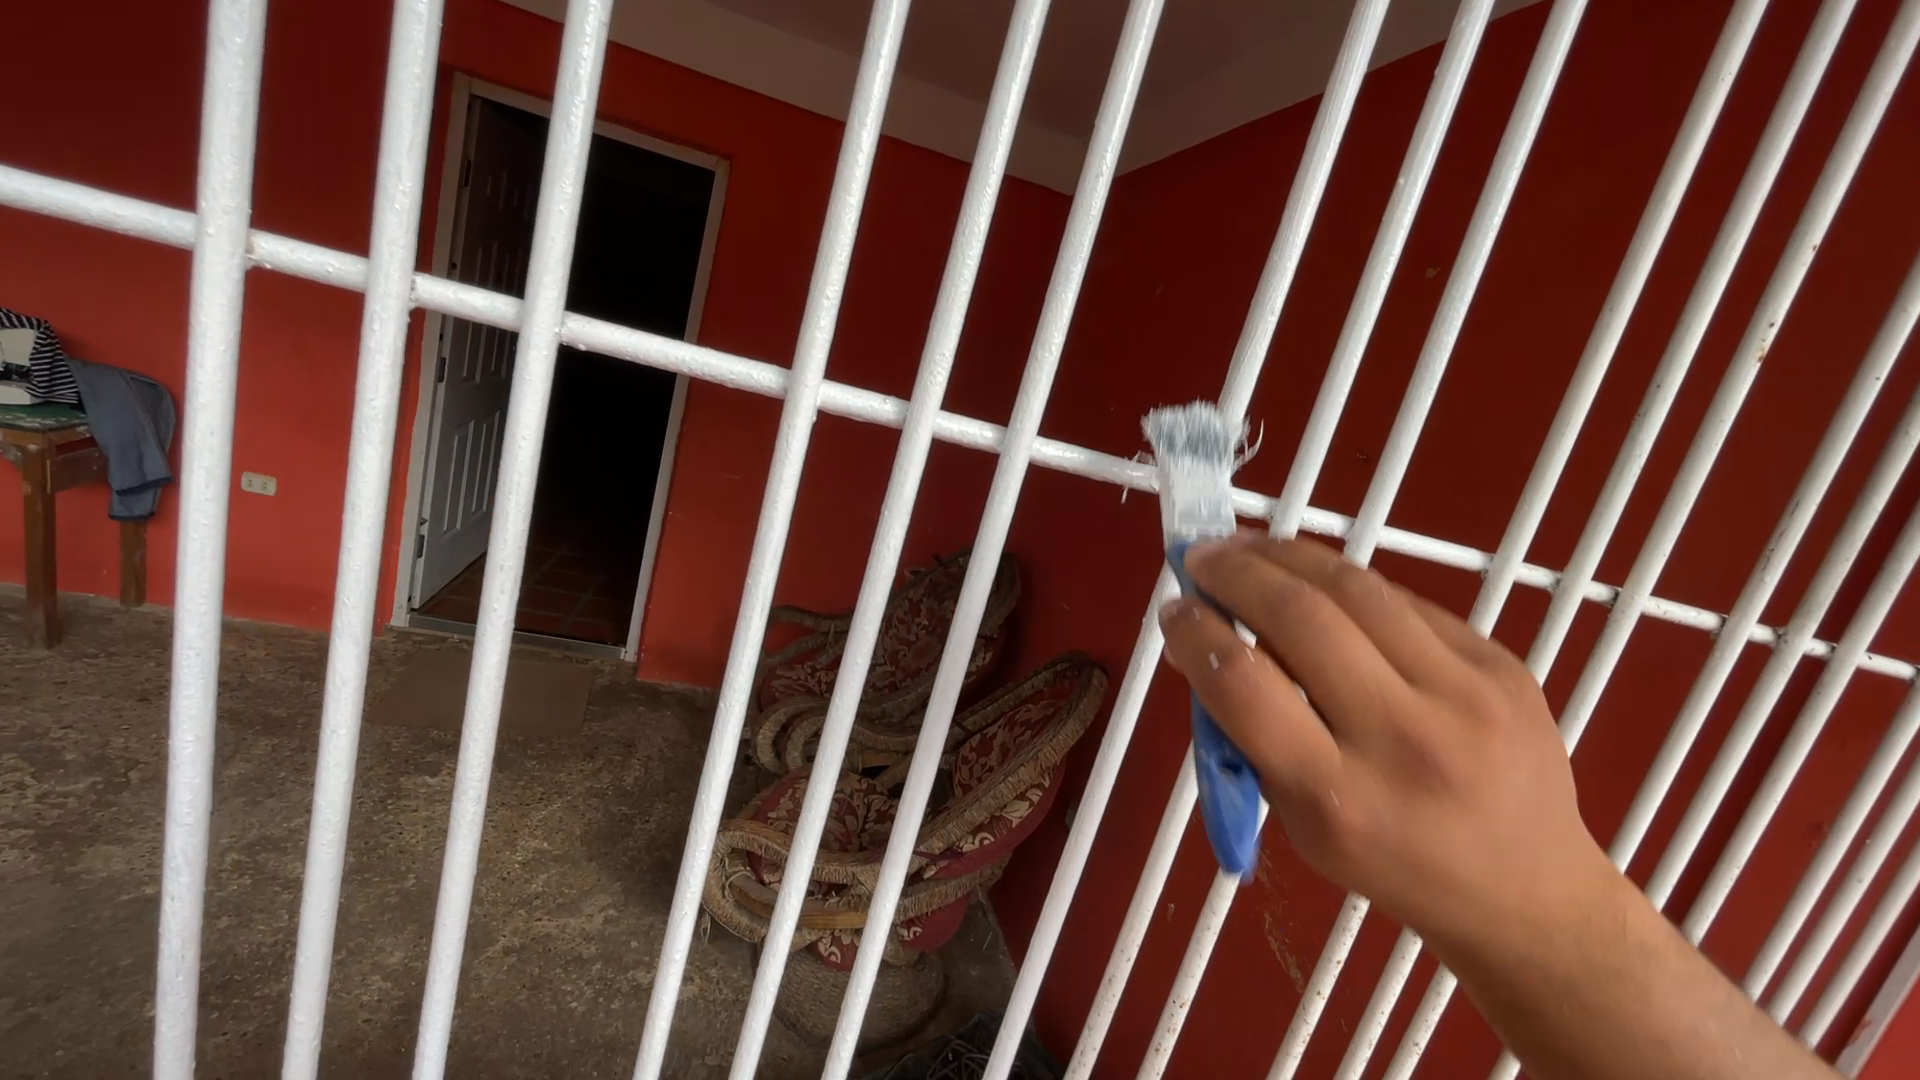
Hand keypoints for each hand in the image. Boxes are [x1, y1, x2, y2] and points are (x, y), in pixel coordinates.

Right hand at [1158, 533, 1613, 956]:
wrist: (1527, 889)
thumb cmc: (1389, 862)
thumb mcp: (1298, 819)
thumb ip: (1249, 732)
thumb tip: (1202, 646)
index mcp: (1336, 796)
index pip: (1243, 684)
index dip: (1195, 633)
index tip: (1172, 611)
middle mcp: (1403, 739)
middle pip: (1299, 619)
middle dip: (1235, 574)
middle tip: (1199, 557)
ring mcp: (1465, 693)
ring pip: (1354, 589)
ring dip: (1284, 555)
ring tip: (1245, 546)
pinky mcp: (1501, 663)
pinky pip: (1401, 600)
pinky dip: (1342, 581)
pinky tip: (1314, 578)